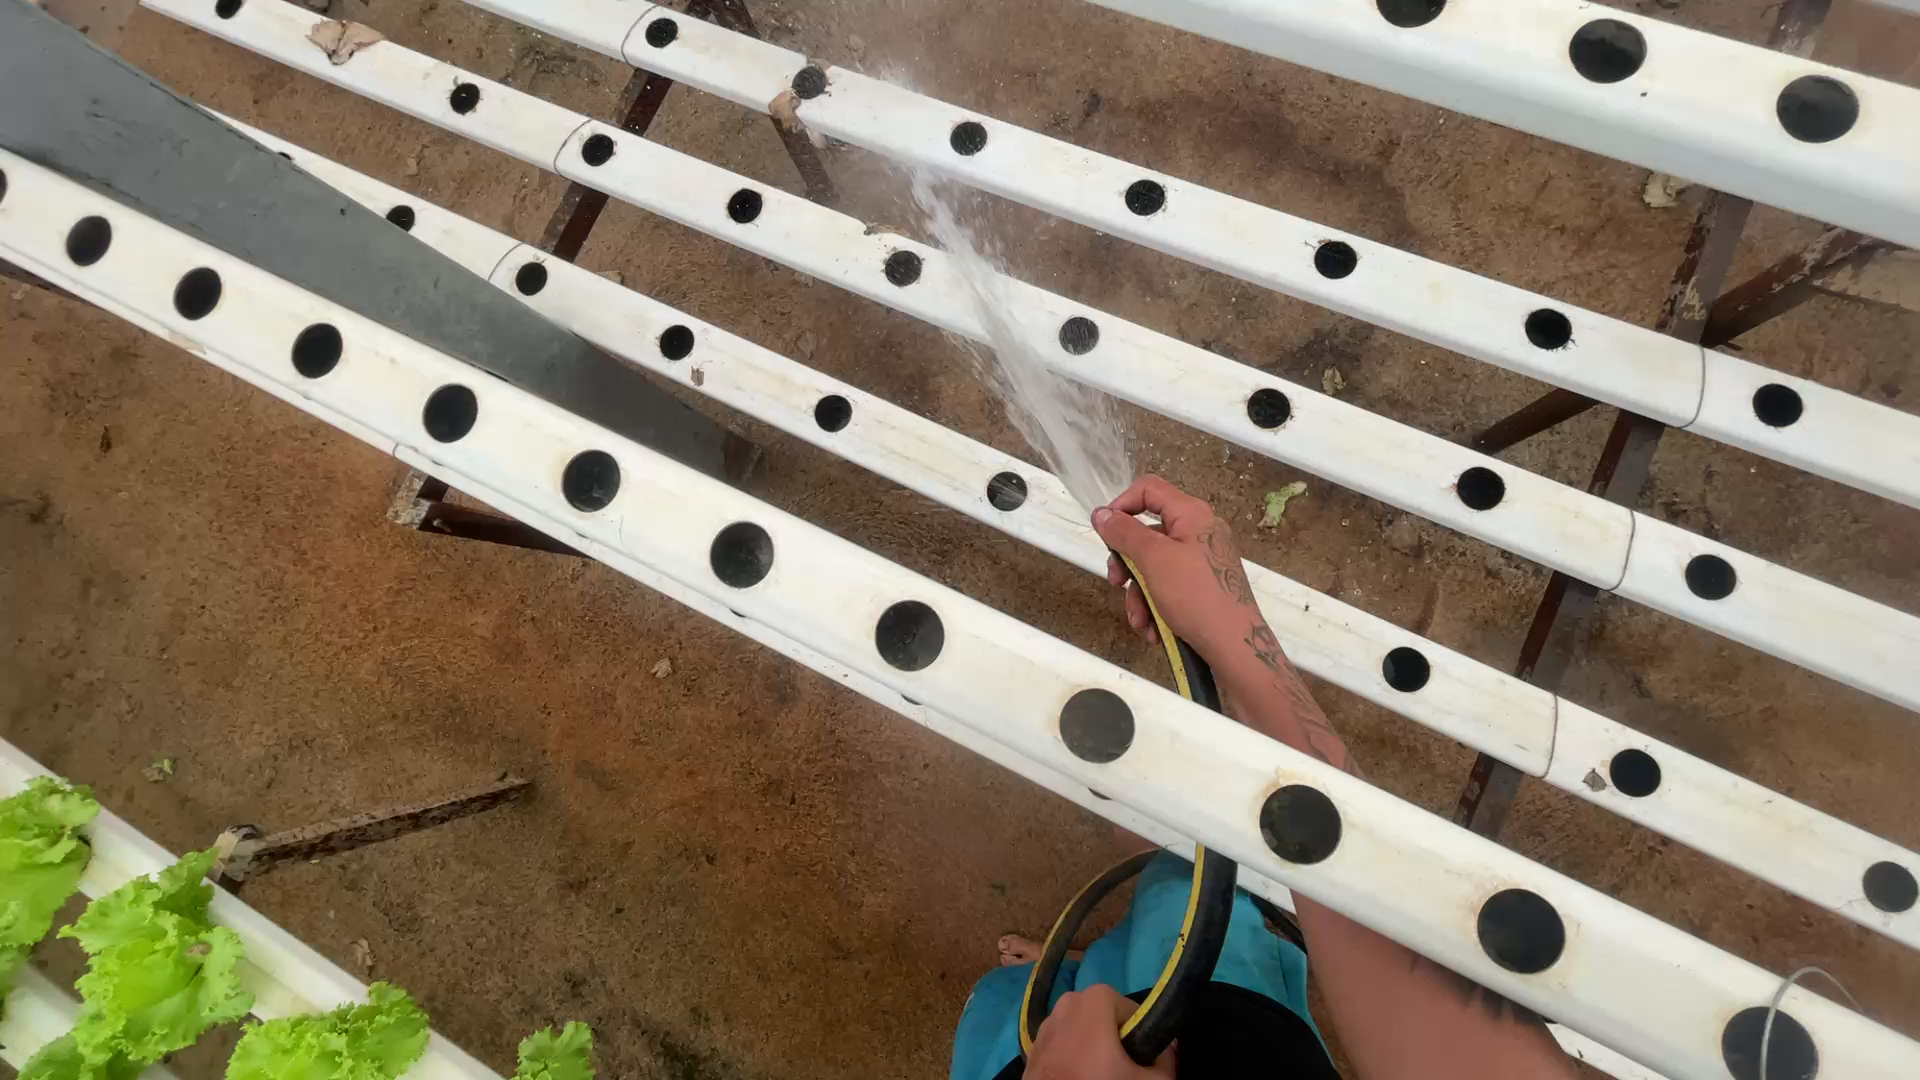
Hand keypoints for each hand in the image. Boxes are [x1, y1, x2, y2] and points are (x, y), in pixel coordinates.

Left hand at [1026, 985, 1175, 1078]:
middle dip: (1117, 1044)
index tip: (1145, 1063)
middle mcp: (1068, 1001)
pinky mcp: (1033, 1049)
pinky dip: (1072, 1062)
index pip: (1133, 1012)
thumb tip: (1166, 1050)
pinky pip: (1062, 1049)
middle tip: (1124, 1073)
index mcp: (1095, 998)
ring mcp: (1046, 1024)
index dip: (1144, 1039)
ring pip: (1082, 1034)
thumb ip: (1167, 1060)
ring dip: (1093, 1053)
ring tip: (1101, 1078)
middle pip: (1106, 1021)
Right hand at [1091, 475, 1258, 658]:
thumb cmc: (1196, 596)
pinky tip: (1153, 629)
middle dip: (1127, 564)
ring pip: (1152, 568)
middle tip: (1116, 582)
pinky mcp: (1200, 588)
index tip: (1104, 532)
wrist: (1235, 647)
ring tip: (1140, 620)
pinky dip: (1154, 607)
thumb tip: (1101, 513)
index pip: (1148, 490)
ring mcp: (1200, 562)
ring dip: (1138, 595)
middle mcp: (1198, 533)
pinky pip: (1166, 588)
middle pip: (1146, 534)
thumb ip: (1123, 533)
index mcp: (1191, 515)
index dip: (1121, 505)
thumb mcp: (1153, 560)